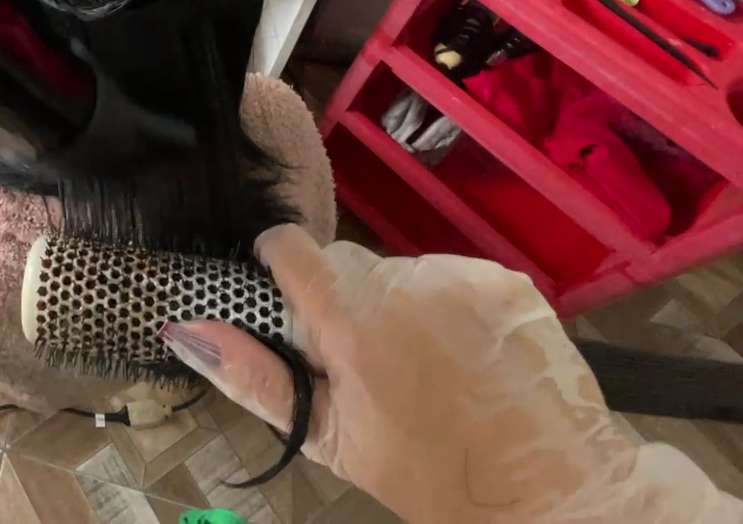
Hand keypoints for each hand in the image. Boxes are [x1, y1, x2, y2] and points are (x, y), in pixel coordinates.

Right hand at [162, 226, 742, 523]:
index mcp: (353, 322)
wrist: (561, 498)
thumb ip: (252, 377)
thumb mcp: (331, 440)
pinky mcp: (501, 277)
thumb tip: (181, 328)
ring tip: (420, 359)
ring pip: (391, 266)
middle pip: (339, 259)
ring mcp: (458, 275)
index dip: (278, 264)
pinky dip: (440, 300)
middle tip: (362, 357)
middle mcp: (403, 282)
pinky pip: (443, 271)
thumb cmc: (429, 478)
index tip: (290, 302)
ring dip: (390, 299)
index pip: (288, 244)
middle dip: (336, 296)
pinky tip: (462, 348)